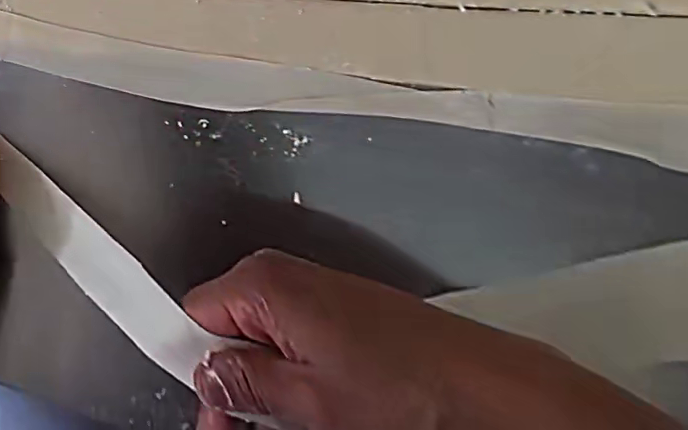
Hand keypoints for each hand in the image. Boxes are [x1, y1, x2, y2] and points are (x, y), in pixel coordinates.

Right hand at [184, 250, 683, 429]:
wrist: (494, 391)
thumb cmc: (408, 390)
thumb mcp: (312, 405)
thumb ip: (245, 385)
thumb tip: (207, 378)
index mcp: (261, 281)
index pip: (193, 313)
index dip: (196, 362)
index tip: (209, 404)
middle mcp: (279, 273)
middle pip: (225, 324)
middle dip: (234, 378)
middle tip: (255, 428)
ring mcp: (311, 288)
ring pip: (260, 336)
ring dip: (269, 381)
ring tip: (303, 419)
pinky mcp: (338, 307)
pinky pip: (293, 334)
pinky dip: (297, 370)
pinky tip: (326, 401)